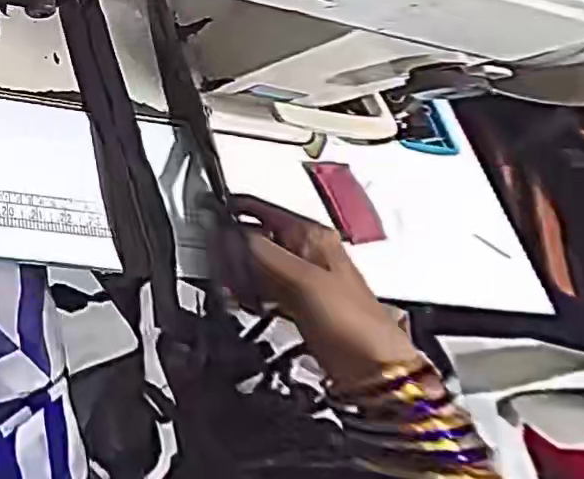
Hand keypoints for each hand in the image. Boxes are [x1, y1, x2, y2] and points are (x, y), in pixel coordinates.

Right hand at [219, 195, 421, 386]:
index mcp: (310, 234)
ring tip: (230, 285)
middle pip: (252, 236)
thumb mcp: (301, 278)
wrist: (377, 374)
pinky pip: (260, 286)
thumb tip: (228, 233)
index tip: (206, 215)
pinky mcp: (296, 302)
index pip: (258, 208)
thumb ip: (260, 251)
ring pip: (254, 262)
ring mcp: (300, 277)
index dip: (231, 210)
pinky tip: (244, 300)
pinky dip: (248, 292)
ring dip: (238, 273)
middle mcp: (304, 250)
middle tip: (217, 260)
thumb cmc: (354, 323)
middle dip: (232, 248)